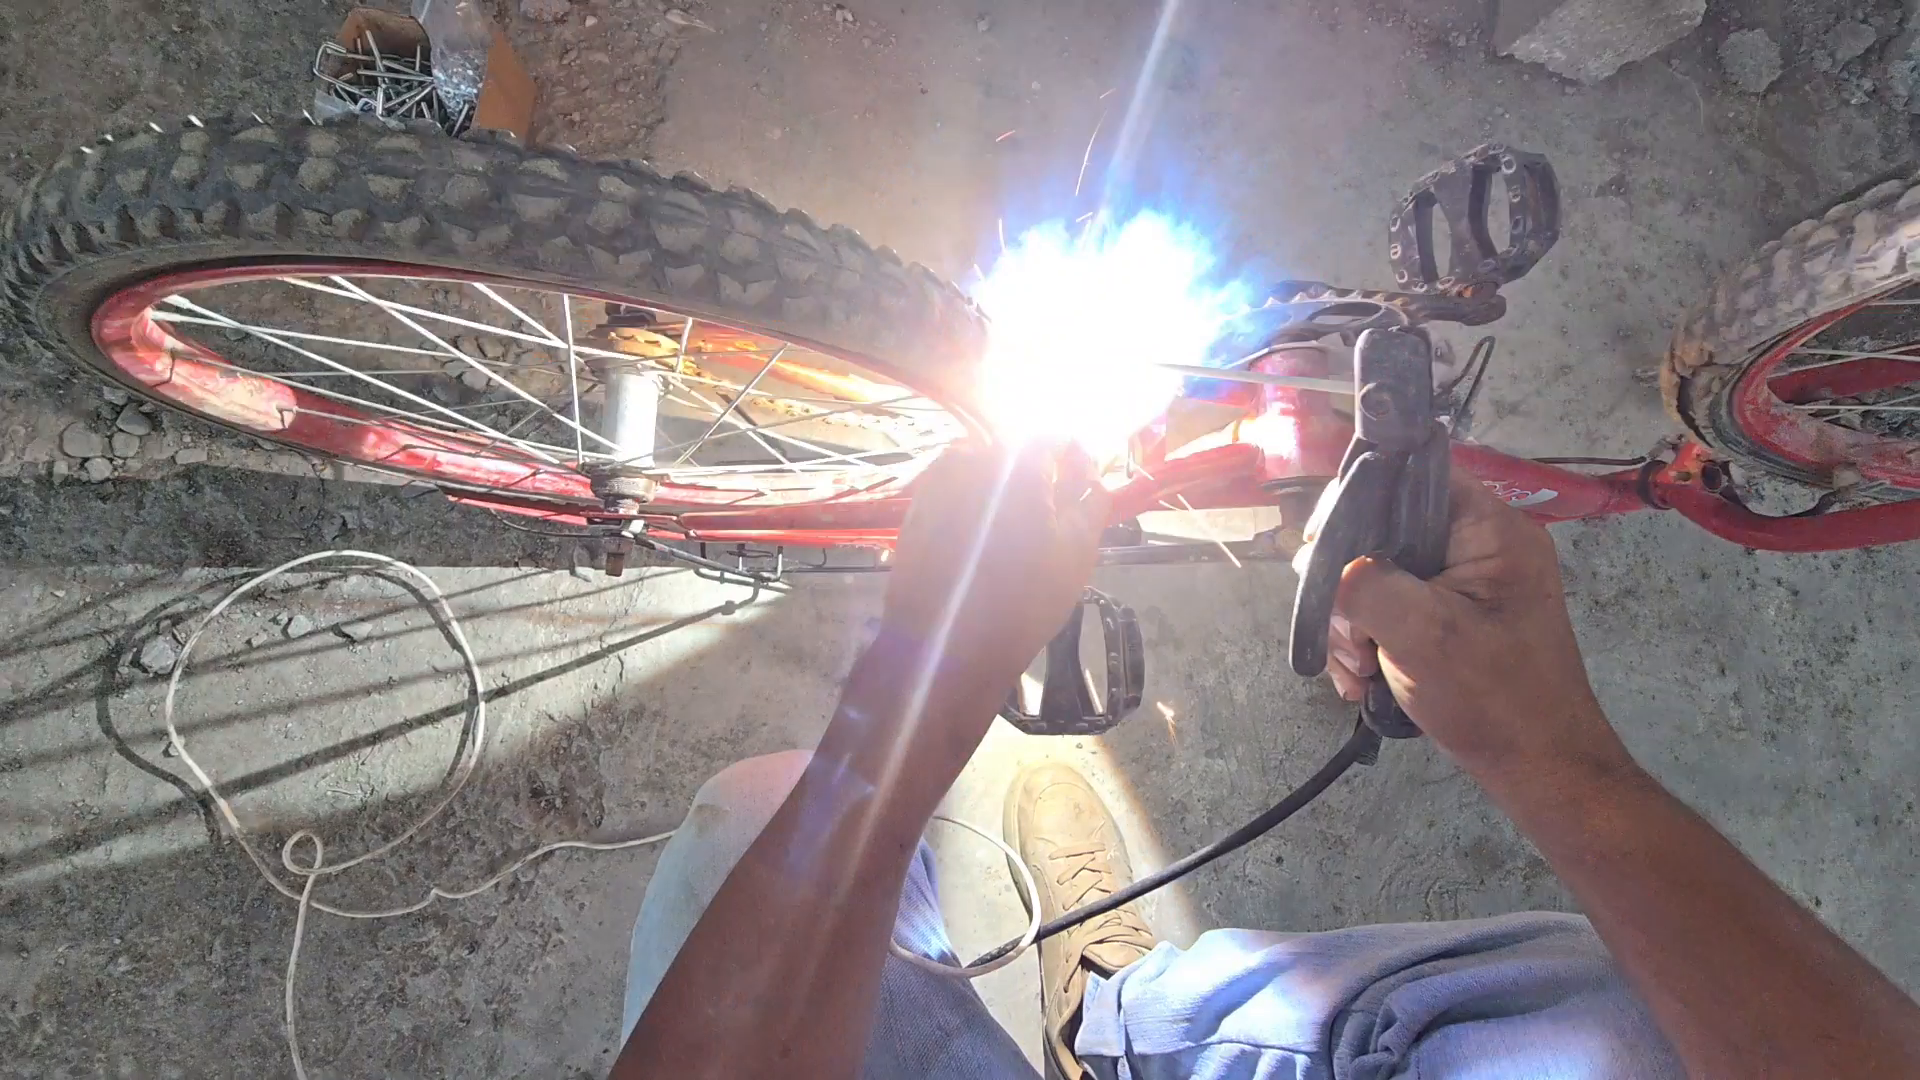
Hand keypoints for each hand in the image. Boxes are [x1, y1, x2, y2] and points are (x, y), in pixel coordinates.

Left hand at [881, 440, 1110, 709]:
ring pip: (983, 467)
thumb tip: (1090, 475)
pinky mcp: (917, 505)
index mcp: (1017, 464)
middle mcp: (972, 458)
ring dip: (1004, 486)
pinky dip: (974, 501)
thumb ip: (1091, 500)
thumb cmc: (1023, 602)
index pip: (1053, 437)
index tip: (1082, 481)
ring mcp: (938, 481)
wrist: (946, 647)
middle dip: (1038, 474)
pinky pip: (955, 487)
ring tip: (1015, 531)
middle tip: (1052, 513)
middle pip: (1016, 452)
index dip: (1074, 456)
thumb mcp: (1077, 552)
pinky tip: (982, 538)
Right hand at [1303, 470, 1634, 787]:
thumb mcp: (1422, 632)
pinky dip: (1359, 641)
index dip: (1356, 500)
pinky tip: (1359, 677)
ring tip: (1357, 668)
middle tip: (1346, 632)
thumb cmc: (1493, 697)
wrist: (1536, 771)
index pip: (1411, 477)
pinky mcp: (1439, 614)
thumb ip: (1365, 582)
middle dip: (1344, 586)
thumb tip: (1324, 563)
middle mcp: (1471, 546)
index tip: (1319, 546)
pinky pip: (1378, 608)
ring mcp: (1454, 583)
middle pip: (1378, 532)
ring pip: (1368, 576)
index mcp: (1488, 531)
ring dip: (1347, 624)